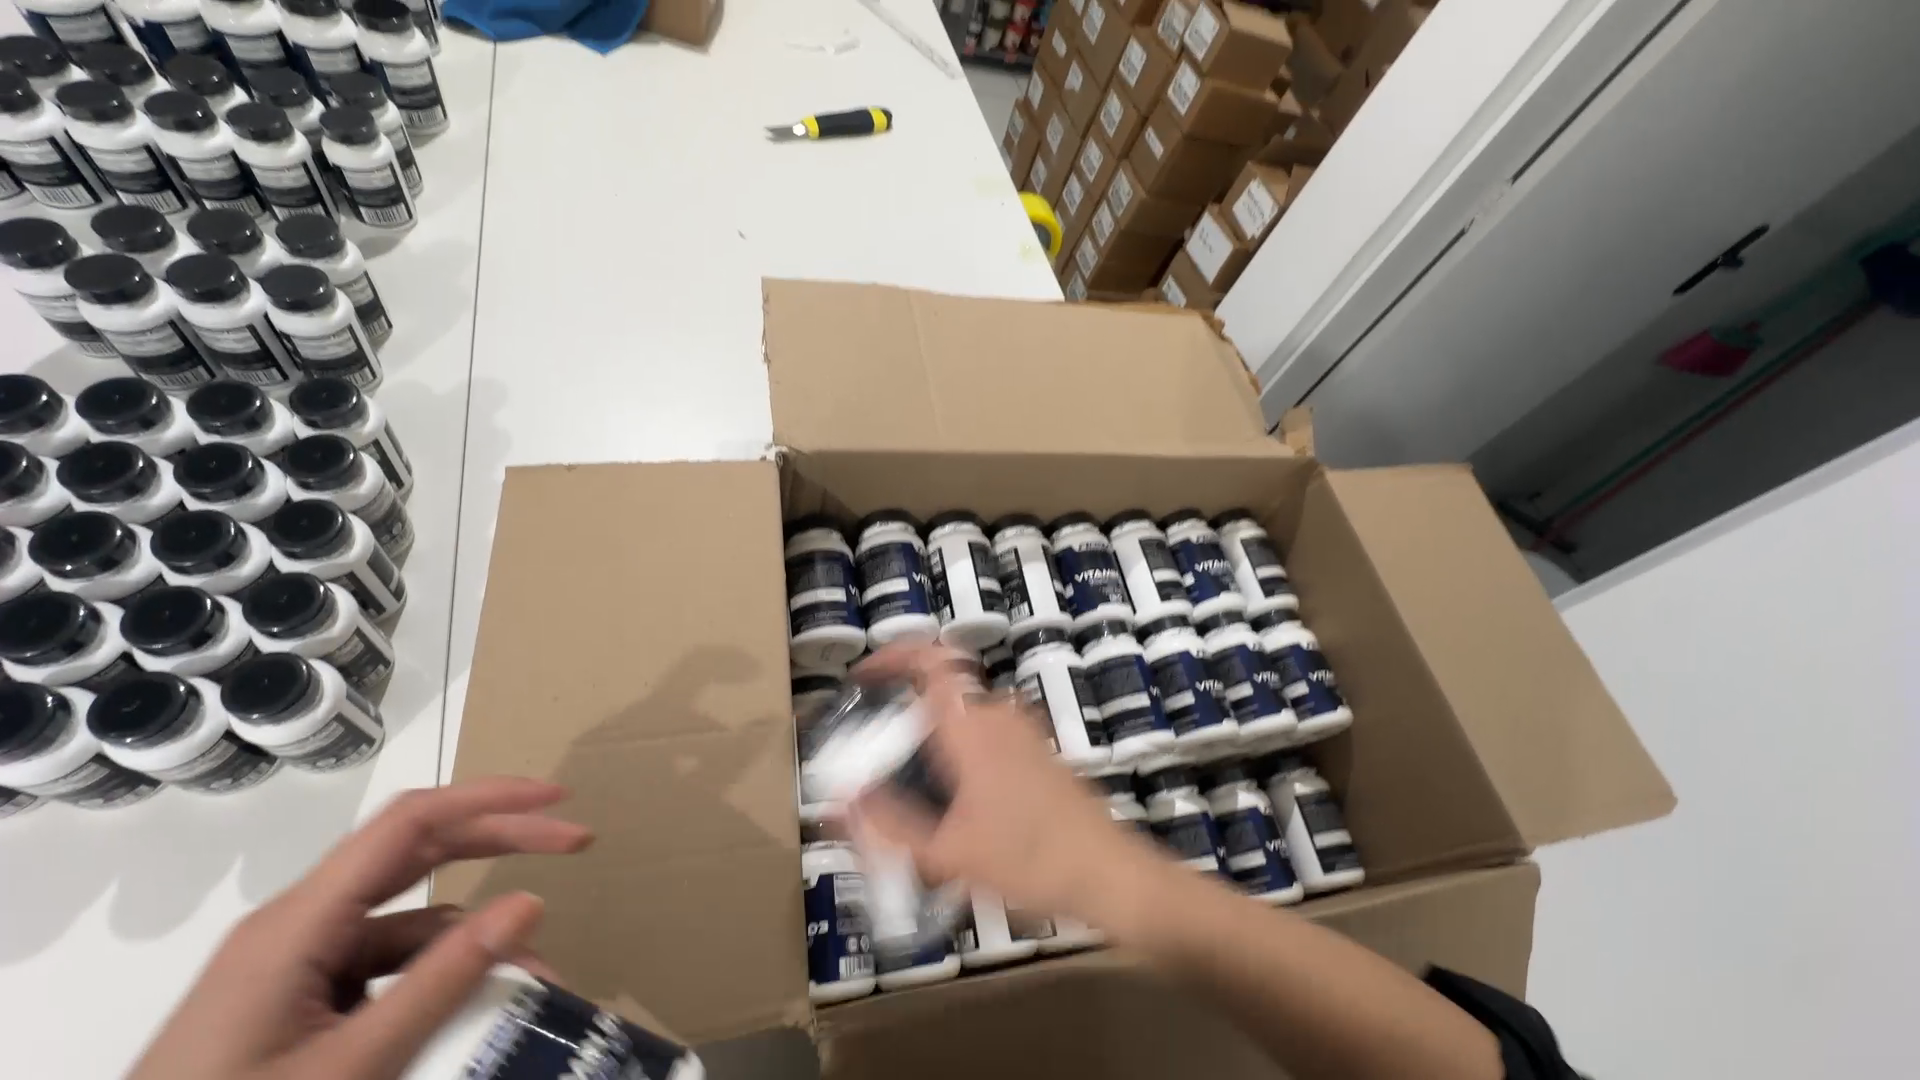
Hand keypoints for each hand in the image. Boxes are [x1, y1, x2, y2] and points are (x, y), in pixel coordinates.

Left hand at [128, 777, 592, 1079]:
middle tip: (575, 845)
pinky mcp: (296, 999)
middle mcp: (298, 924)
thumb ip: (442, 983)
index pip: (410, 823)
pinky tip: (469, 1011)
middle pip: (416, 852)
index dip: (489, 797)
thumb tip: (530, 902)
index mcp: (299, 922)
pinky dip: (439, 975)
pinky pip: (385, 965)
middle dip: (500, 841)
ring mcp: (296, 962)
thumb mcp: (352, 1066)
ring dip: (475, 935)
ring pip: (408, 919)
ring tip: (534, 976)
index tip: (558, 799)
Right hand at [851, 644, 1164, 923]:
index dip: (894, 656)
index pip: (932, 660)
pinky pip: (984, 737)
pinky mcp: (1038, 755)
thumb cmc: (1031, 860)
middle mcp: (999, 717)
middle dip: (902, 717)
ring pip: (963, 719)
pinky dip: (956, 755)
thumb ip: (890, 826)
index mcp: (974, 725)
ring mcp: (1024, 734)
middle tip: (872, 755)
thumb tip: (843, 804)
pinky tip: (950, 806)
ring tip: (905, 787)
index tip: (862, 678)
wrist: (1111, 876)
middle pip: (941, 694)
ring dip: (930, 741)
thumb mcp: (949, 854)